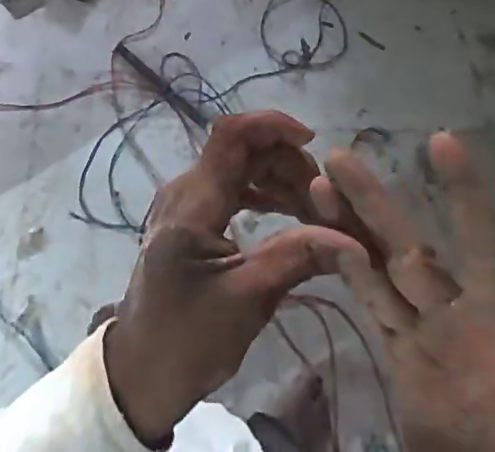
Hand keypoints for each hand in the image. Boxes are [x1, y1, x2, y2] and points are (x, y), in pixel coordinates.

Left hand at [104, 111, 363, 446]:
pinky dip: (262, 193)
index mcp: (193, 202)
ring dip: (277, 178)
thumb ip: (296, 258)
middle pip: (241, 151)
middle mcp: (186, 190)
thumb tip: (353, 240)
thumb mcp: (247, 300)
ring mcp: (186, 203)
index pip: (230, 136)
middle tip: (324, 199)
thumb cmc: (188, 337)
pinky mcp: (190, 220)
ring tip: (315, 211)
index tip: (311, 140)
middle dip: (286, 162)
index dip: (270, 125)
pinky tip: (289, 214)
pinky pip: (231, 189)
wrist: (141, 369)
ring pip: (238, 168)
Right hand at [313, 132, 494, 451]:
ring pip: (381, 264)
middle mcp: (458, 312)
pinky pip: (371, 300)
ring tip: (319, 185)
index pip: (482, 244)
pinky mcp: (401, 355)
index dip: (464, 194)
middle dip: (375, 201)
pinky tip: (324, 239)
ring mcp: (426, 331)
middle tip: (338, 156)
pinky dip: (347, 269)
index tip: (441, 140)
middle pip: (410, 245)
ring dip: (351, 225)